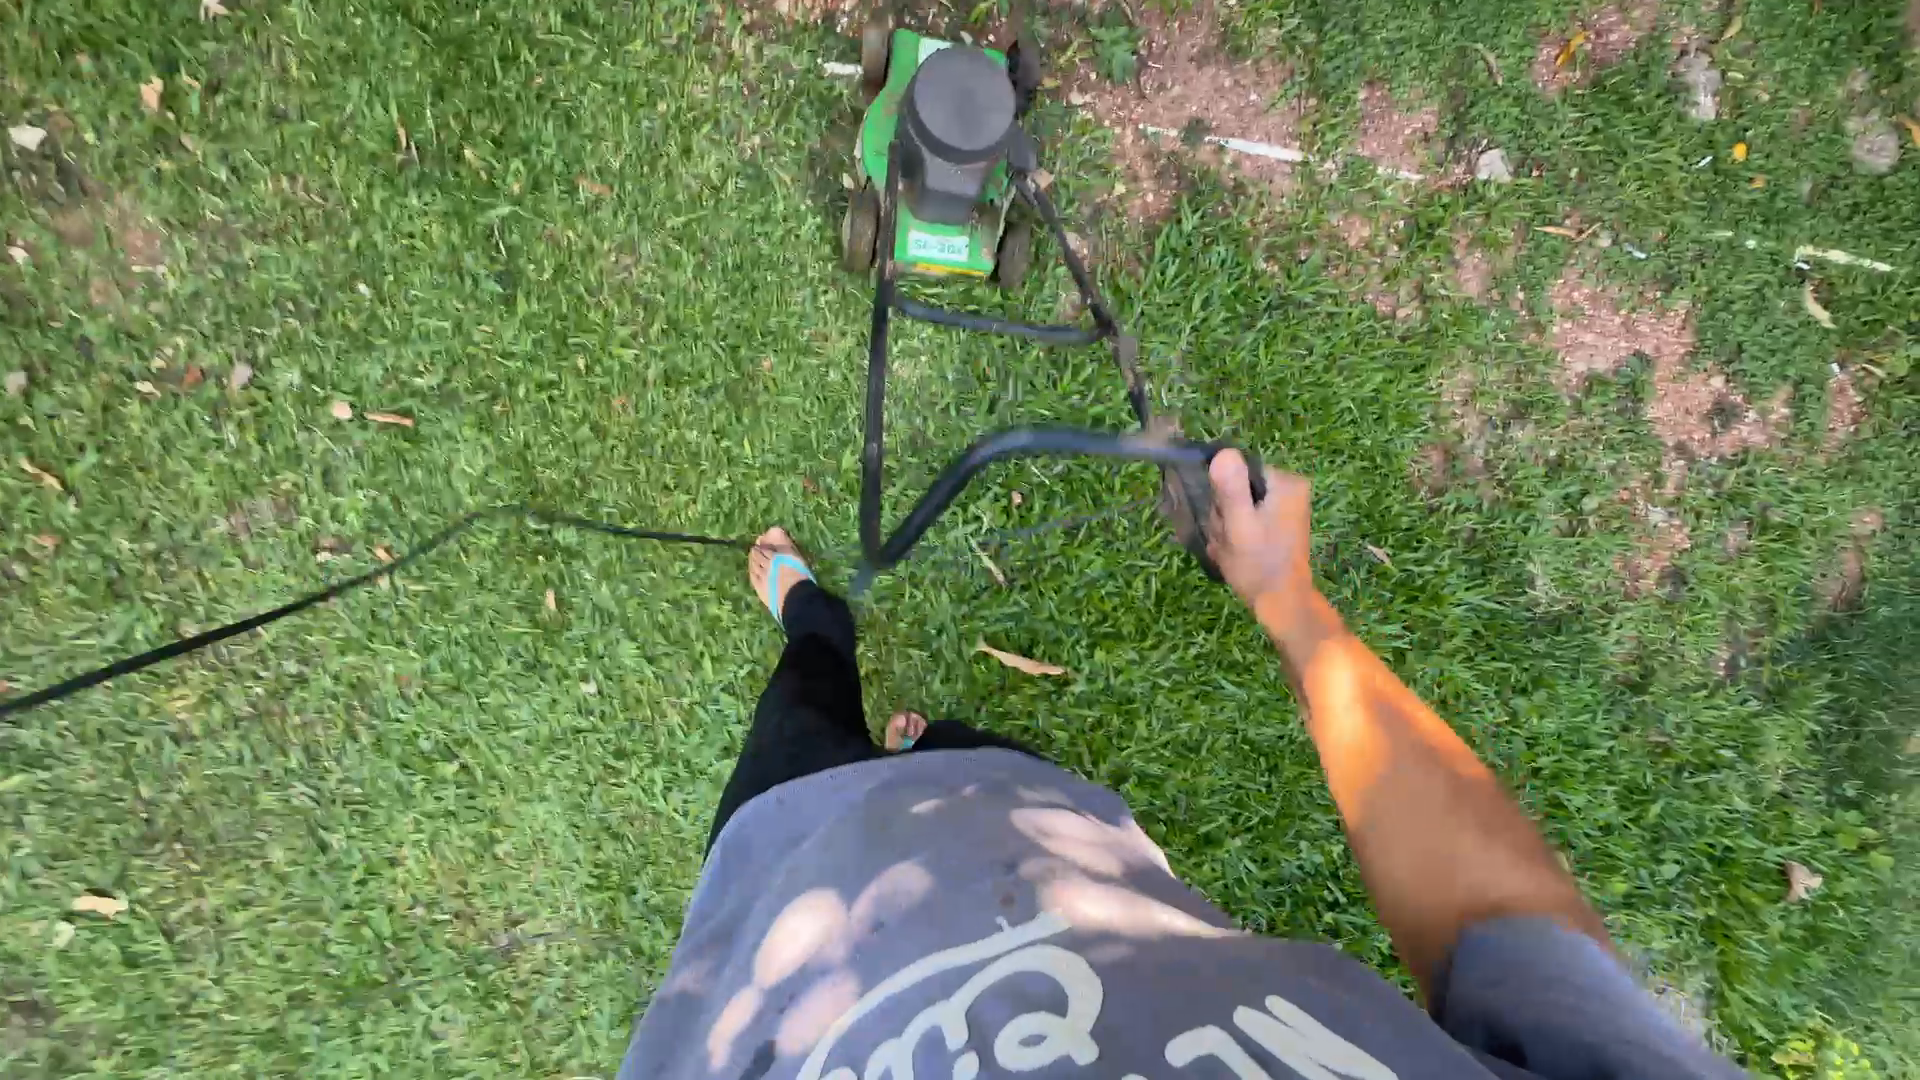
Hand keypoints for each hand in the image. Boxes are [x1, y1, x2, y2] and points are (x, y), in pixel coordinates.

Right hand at [1207, 450, 1315, 618]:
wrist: (1281, 602)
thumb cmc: (1258, 564)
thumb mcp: (1239, 524)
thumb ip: (1231, 489)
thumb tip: (1223, 452)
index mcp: (1285, 482)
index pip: (1237, 471)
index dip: (1222, 496)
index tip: (1225, 521)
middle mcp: (1290, 488)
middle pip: (1236, 488)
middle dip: (1225, 514)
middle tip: (1230, 539)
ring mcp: (1284, 506)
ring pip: (1237, 505)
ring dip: (1226, 527)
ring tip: (1233, 548)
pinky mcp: (1278, 522)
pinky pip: (1245, 518)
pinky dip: (1235, 535)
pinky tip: (1237, 551)